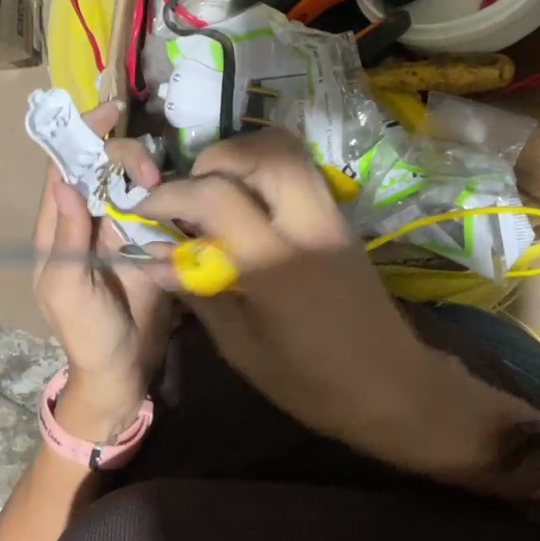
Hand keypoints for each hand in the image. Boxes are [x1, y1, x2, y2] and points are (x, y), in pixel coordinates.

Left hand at [32, 102, 172, 441]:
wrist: (123, 371)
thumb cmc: (85, 334)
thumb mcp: (66, 289)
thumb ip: (64, 236)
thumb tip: (63, 181)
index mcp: (58, 226)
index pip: (64, 168)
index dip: (81, 136)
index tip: (110, 113)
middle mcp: (89, 220)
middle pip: (102, 167)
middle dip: (125, 157)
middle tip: (151, 175)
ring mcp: (121, 230)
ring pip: (133, 182)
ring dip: (150, 174)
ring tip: (166, 187)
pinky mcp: (152, 243)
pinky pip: (161, 207)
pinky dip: (172, 196)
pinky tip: (186, 194)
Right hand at [134, 129, 523, 479]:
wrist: (394, 389)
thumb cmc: (310, 382)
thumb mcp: (241, 347)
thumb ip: (199, 291)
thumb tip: (153, 257)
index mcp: (276, 265)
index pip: (216, 196)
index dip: (170, 194)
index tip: (145, 209)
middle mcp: (308, 227)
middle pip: (264, 152)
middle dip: (214, 158)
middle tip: (188, 190)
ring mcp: (331, 218)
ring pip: (288, 152)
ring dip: (241, 158)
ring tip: (213, 192)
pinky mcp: (339, 220)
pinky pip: (298, 172)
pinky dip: (262, 172)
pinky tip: (241, 208)